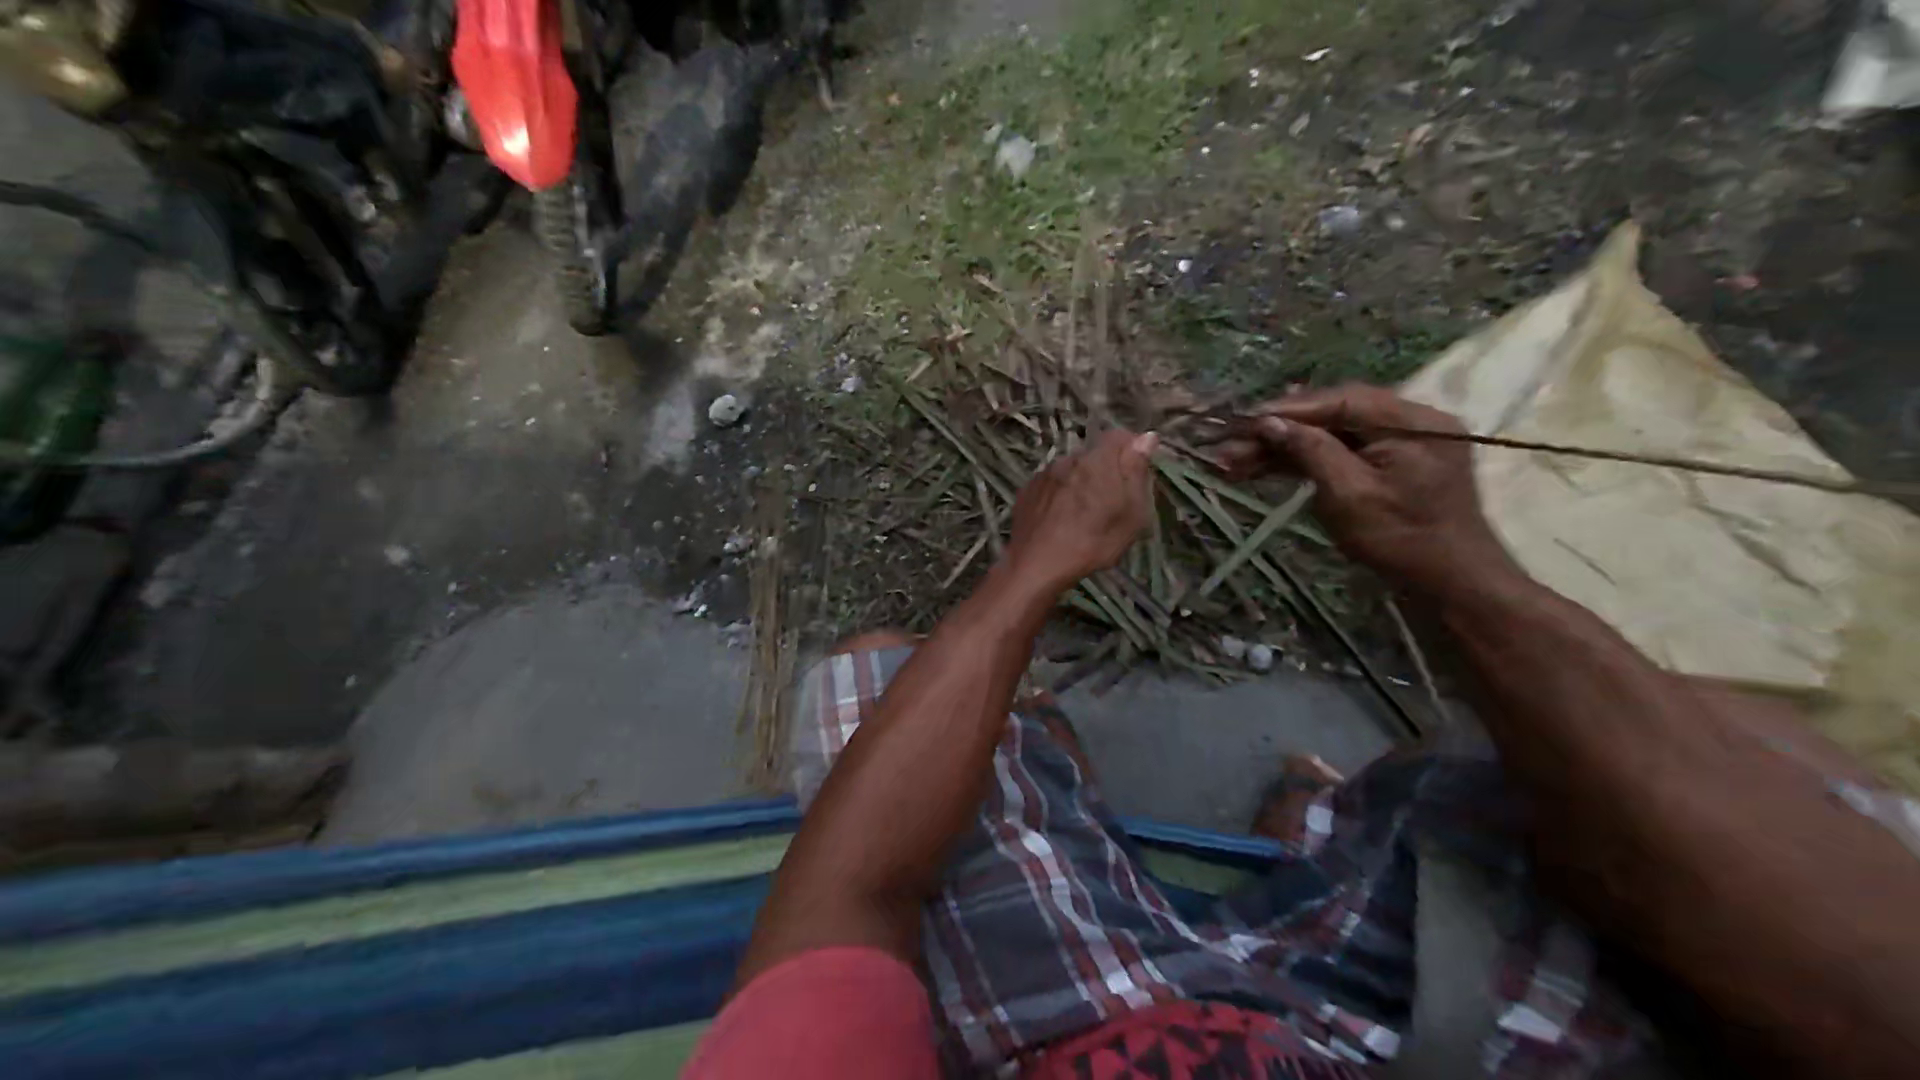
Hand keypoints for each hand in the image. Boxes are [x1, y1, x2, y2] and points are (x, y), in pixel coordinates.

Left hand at [1004, 428, 1157, 593]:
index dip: (1131, 450)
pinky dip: (1060, 494)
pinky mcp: (1027, 490)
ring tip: (1083, 514)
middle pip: (1094, 454)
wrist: (1036, 564)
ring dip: (1081, 482)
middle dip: (1106, 470)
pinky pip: (1052, 484)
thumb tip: (1147, 437)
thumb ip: (1136, 472)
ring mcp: (1044, 474)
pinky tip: (1061, 519)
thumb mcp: (1131, 513)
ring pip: (1071, 470)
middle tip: (1112, 502)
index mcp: (1097, 460)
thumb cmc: (1093, 542)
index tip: (1136, 473)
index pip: (1119, 436)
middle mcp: (1068, 459)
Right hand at [1212, 383, 1521, 598]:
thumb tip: (1269, 421)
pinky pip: (1341, 452)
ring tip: (1234, 464)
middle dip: (1278, 432)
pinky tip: (1265, 468)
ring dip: (1283, 449)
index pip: (1340, 400)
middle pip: (1332, 416)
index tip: (1243, 420)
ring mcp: (1401, 444)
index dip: (1287, 409)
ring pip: (1331, 436)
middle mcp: (1410, 421)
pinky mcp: (1389, 465)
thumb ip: (1310, 450)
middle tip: (1230, 448)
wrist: (1449, 584)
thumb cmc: (1400, 539)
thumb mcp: (1348, 494)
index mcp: (1412, 421)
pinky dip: (1304, 461)